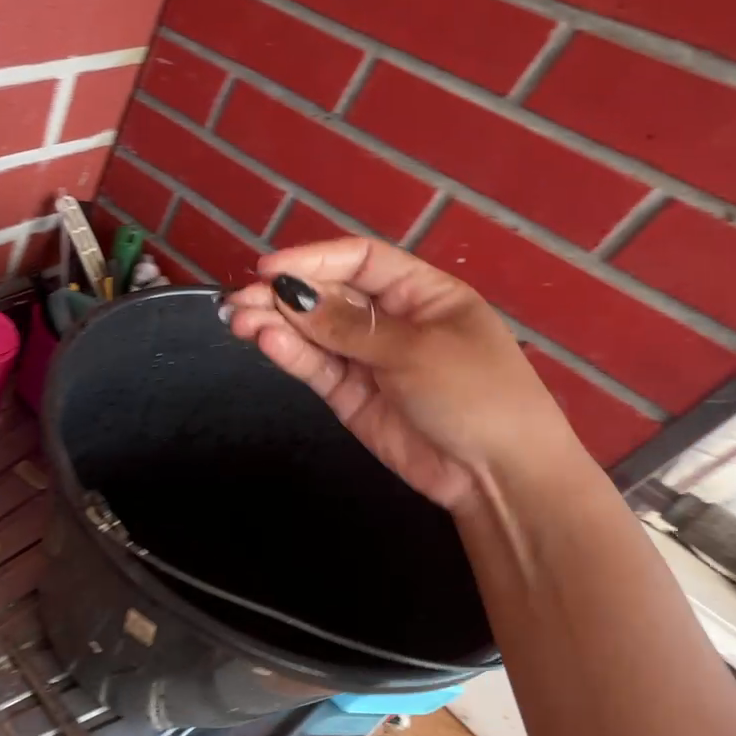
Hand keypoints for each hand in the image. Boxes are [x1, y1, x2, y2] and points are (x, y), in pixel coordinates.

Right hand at [225, 237, 583, 509]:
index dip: (314, 259)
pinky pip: (313, 365)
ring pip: (311, 331)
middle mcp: (390, 320)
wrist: (497, 476)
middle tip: (240, 299)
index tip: (269, 269)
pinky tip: (264, 341)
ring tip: (238, 320)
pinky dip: (287, 353)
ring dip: (274, 322)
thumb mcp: (416, 350)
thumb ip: (348, 326)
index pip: (361, 261)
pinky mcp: (347, 394)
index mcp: (422, 294)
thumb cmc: (476, 394)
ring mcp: (365, 358)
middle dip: (284, 294)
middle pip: (327, 295)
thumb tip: (290, 295)